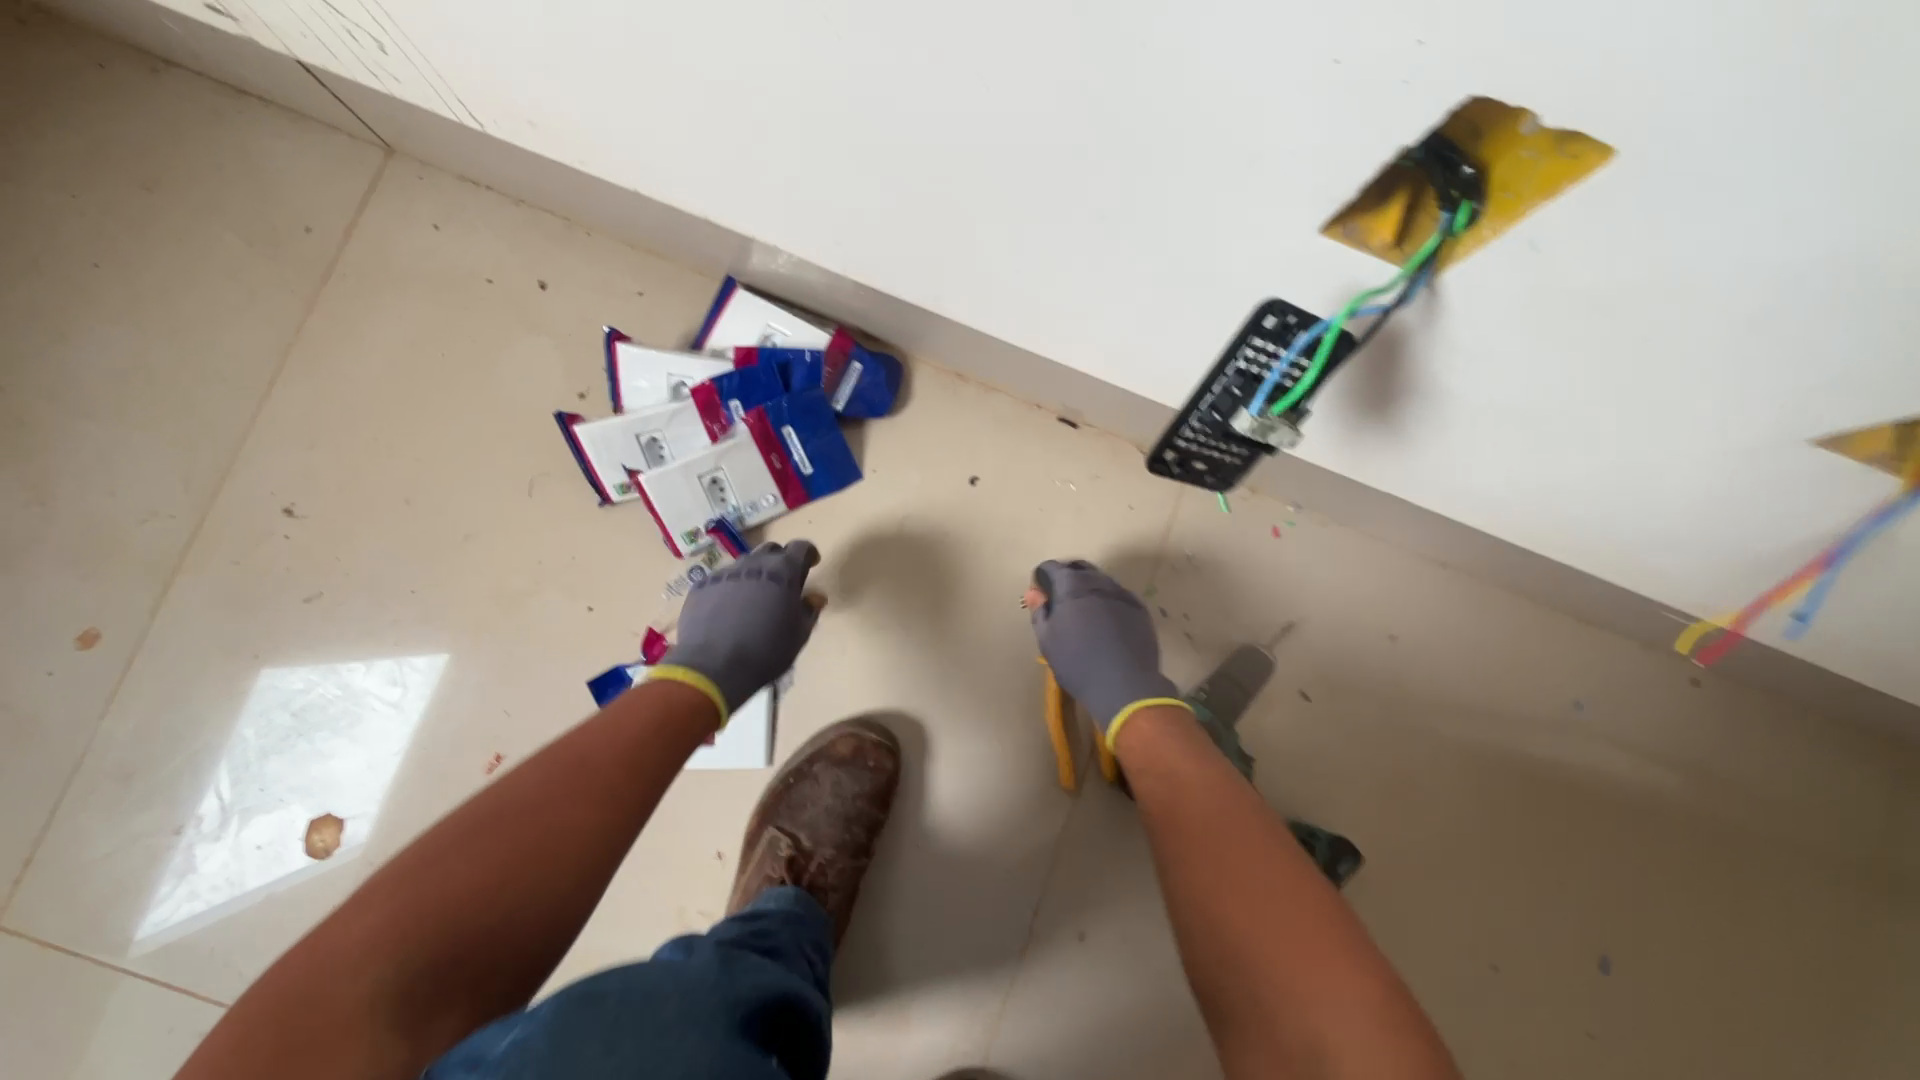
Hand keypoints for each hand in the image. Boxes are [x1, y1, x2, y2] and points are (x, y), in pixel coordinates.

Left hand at [655, 540, 822, 721]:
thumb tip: (815, 597)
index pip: (801, 547)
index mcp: (783, 572)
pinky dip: (731, 587)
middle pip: (771, 550)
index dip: (808, 554)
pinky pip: (722, 579)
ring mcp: (725, 572)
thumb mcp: (799, 635)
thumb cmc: (766, 652)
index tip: (812, 564)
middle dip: (781, 560)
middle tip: (783, 582)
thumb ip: (809, 611)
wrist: (713, 667)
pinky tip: (728, 610)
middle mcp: (754, 563)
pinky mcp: (701, 585)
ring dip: (754, 573)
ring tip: (754, 598)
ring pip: (745, 563)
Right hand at [1027, 559, 1182, 742]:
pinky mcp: (1139, 609)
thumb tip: (1034, 592)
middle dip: (1067, 576)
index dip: (1043, 577)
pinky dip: (1108, 601)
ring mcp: (1122, 594)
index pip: (1052, 567)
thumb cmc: (1076, 664)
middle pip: (1079, 568)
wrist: (1124, 685)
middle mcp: (1098, 582)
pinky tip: (1105, 621)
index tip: (1040, 592)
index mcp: (1071, 586)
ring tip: (1082, 611)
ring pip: (1101, 580)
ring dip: (1089, 587)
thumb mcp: (1048, 640)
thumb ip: (1039, 612)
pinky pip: (1119, 596)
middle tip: (1059, 598)